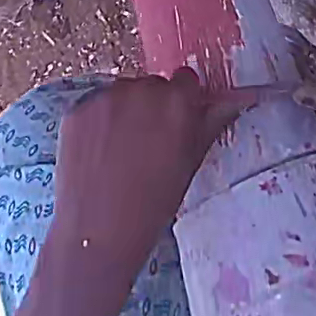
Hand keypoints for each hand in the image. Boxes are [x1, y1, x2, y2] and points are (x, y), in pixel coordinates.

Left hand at [51, 70, 256, 259]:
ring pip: (123, 93)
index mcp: (177, 101)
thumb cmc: (153, 203)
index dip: (182, 101)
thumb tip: (237, 99)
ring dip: (125, 110)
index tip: (176, 121)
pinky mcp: (78, 109)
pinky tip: (97, 152)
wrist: (97, 236)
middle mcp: (143, 90)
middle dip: (152, 105)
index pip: (185, 80)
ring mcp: (106, 97)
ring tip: (119, 150)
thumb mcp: (191, 162)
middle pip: (153, 85)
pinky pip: (95, 106)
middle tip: (147, 141)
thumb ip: (212, 122)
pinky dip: (97, 122)